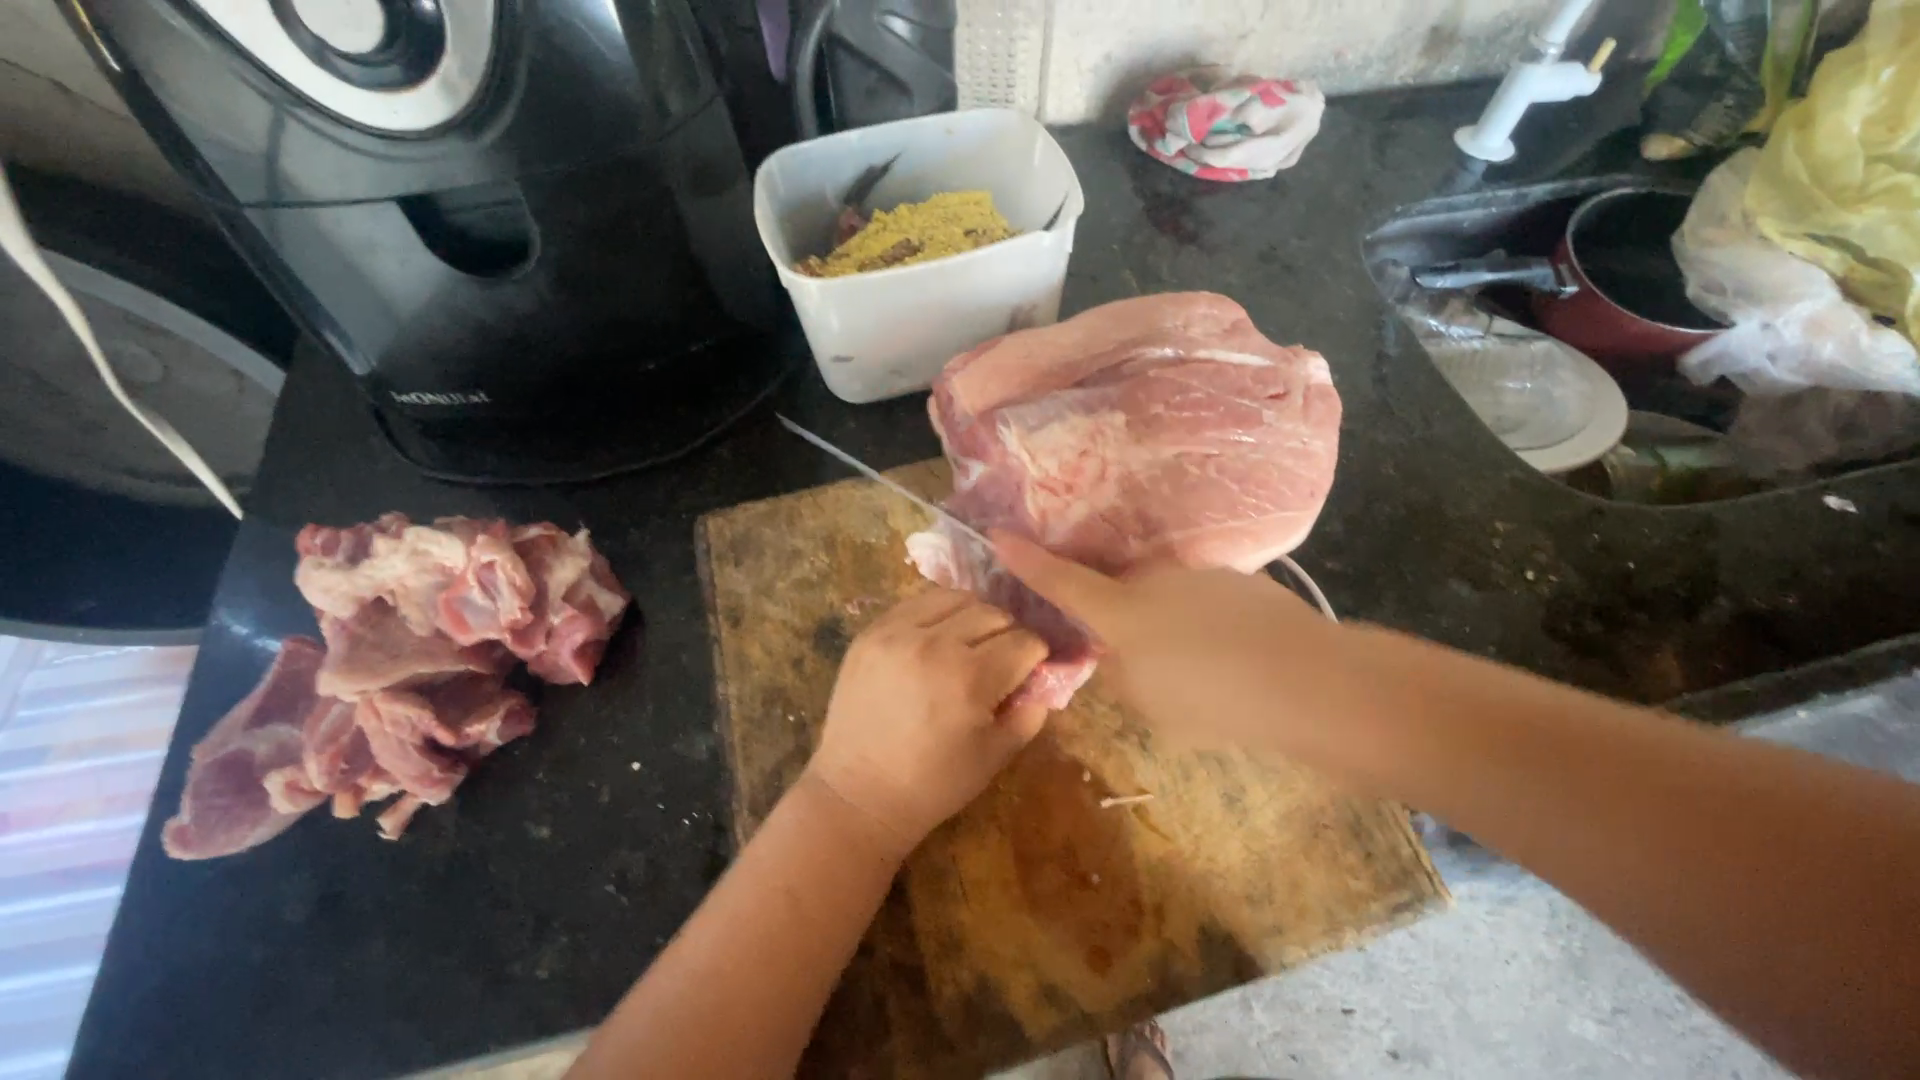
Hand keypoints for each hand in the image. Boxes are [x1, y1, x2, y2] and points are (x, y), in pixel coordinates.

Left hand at [806, 587, 1050, 859]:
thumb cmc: (933, 784)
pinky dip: (936, 615)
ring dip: (973, 616)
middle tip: (1003, 657)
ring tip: (970, 642)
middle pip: (992, 613)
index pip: (1024, 641)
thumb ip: (1030, 712)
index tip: (1033, 667)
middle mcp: (934, 644)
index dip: (1036, 654)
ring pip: (955, 598)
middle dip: (1008, 633)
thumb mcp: (996, 755)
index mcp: (970, 677)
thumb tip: (1045, 679)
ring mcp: (896, 633)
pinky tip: (937, 639)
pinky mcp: (870, 632)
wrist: (858, 793)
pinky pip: (915, 603)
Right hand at [992, 530, 1347, 753]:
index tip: (999, 534)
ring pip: (1168, 599)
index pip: (1062, 582)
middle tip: (1146, 665)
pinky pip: (1207, 603)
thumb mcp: (1146, 704)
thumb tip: (1118, 654)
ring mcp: (1202, 575)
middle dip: (1123, 619)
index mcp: (1122, 610)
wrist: (1306, 681)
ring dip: (1172, 626)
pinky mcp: (1243, 582)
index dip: (1028, 561)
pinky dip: (1210, 626)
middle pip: (1122, 594)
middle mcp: (1156, 580)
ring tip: (1205, 673)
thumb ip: (1119, 675)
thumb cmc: (1210, 700)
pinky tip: (1237, 660)